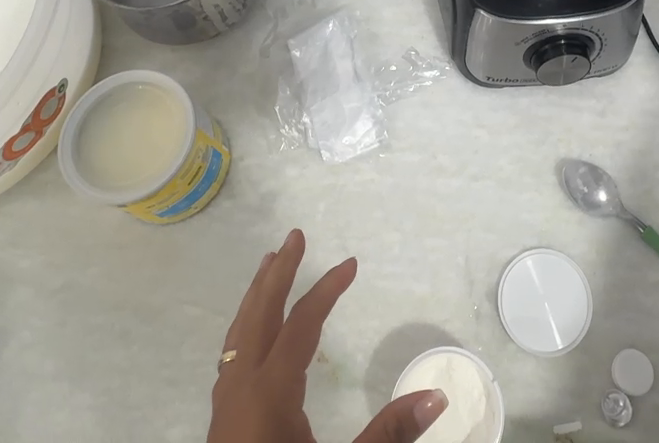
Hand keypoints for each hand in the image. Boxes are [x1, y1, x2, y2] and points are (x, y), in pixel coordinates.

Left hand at [208, 229, 447, 442]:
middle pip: (257, 316)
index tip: (351, 263)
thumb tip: (437, 397)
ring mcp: (224, 406)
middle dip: (277, 273)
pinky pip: (232, 355)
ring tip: (269, 265)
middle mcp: (239, 390)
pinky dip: (247, 327)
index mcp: (269, 395)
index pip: (301, 326)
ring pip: (237, 334)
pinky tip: (256, 333)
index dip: (326, 290)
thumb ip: (388, 435)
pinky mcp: (221, 423)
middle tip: (294, 236)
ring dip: (256, 296)